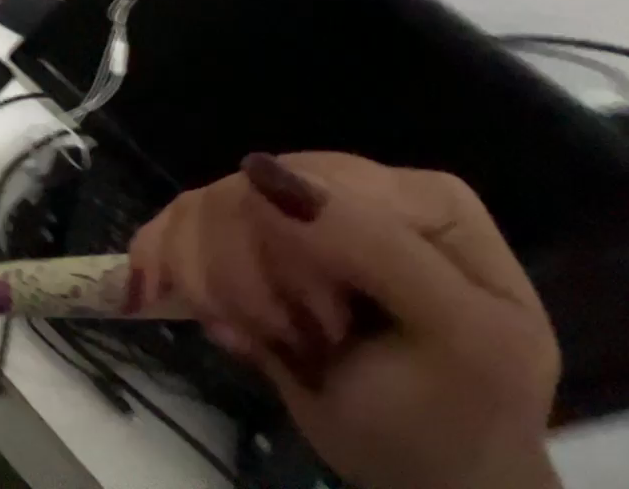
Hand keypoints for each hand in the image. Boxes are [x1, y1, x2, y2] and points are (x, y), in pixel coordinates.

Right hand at [128, 153, 560, 488]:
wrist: (422, 472)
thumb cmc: (453, 416)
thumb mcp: (459, 339)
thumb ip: (378, 247)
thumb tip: (262, 170)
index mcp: (416, 196)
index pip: (308, 182)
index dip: (295, 254)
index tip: (327, 331)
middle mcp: (344, 186)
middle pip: (243, 193)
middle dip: (249, 279)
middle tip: (297, 343)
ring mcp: (283, 208)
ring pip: (199, 209)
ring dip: (210, 286)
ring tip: (256, 339)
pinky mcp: (235, 235)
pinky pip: (171, 224)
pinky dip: (169, 274)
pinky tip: (216, 323)